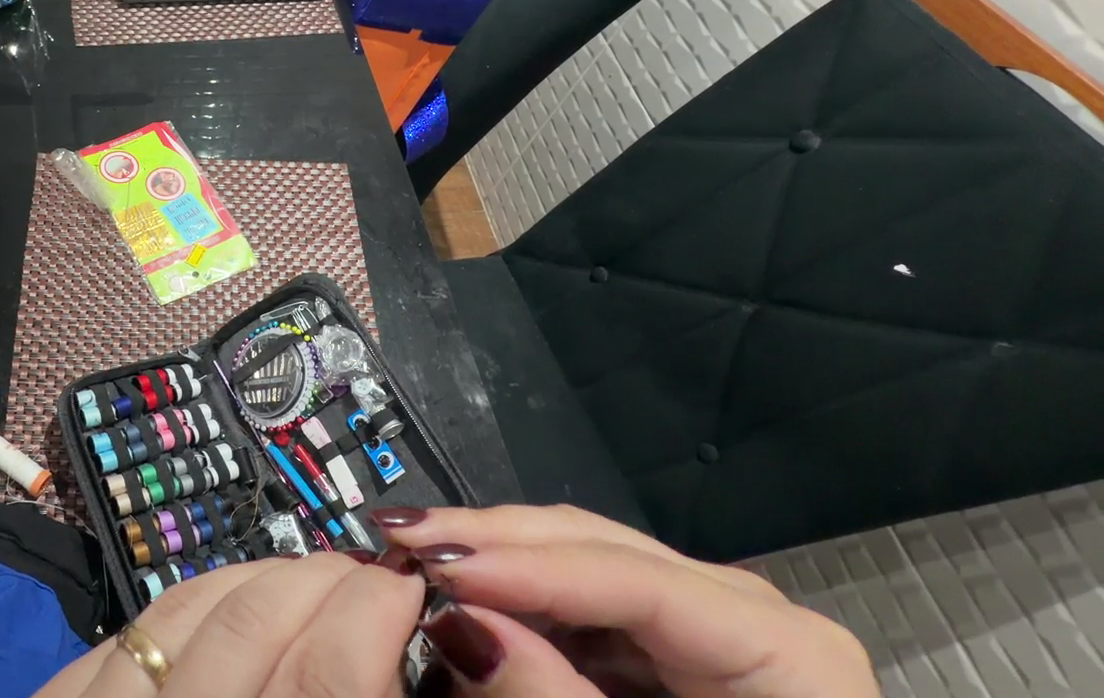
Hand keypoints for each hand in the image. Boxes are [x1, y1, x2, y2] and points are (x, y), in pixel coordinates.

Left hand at [35, 548, 425, 697]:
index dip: (371, 612)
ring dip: (264, 578)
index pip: (326, 678)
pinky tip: (238, 591)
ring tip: (313, 576)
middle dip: (323, 580)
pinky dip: (202, 593)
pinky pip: (142, 623)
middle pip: (252, 628)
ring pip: (191, 611)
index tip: (405, 585)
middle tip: (368, 573)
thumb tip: (398, 654)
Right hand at [376, 505, 878, 697]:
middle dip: (491, 541)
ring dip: (491, 558)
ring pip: (576, 559)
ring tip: (415, 550)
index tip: (436, 561)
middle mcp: (739, 608)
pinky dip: (513, 592)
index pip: (631, 577)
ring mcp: (701, 617)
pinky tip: (462, 586)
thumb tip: (458, 623)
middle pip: (595, 548)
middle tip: (401, 534)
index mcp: (779, 646)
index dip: (527, 565)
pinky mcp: (666, 640)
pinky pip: (578, 598)